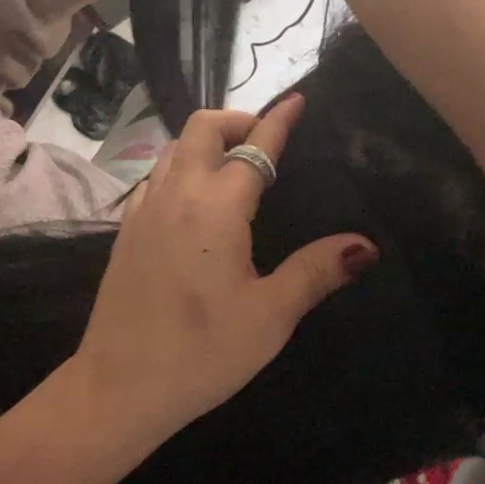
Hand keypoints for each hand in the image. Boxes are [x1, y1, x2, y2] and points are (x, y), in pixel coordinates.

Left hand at [70, 98, 377, 429]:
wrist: (119, 384)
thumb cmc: (202, 352)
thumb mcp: (270, 316)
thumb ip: (316, 272)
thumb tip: (365, 244)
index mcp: (217, 207)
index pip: (254, 148)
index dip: (278, 120)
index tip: (296, 99)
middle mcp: (177, 194)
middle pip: (202, 129)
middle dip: (236, 120)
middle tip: (265, 138)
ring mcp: (145, 209)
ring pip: (174, 148)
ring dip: (205, 141)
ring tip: (234, 162)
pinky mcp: (126, 229)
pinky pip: (156, 176)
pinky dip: (180, 166)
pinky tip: (193, 198)